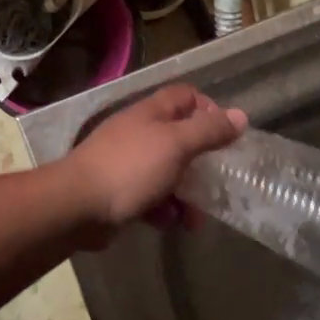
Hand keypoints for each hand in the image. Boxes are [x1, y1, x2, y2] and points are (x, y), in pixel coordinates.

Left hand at [63, 84, 246, 231]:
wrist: (79, 205)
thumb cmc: (130, 168)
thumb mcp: (175, 145)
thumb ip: (207, 130)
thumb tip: (240, 115)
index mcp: (150, 113)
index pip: (184, 96)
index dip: (209, 109)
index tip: (227, 135)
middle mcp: (138, 132)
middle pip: (179, 138)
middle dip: (201, 162)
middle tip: (220, 184)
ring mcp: (127, 162)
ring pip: (168, 172)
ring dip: (186, 194)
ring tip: (195, 218)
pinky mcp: (120, 191)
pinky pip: (152, 197)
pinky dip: (164, 209)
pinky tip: (168, 223)